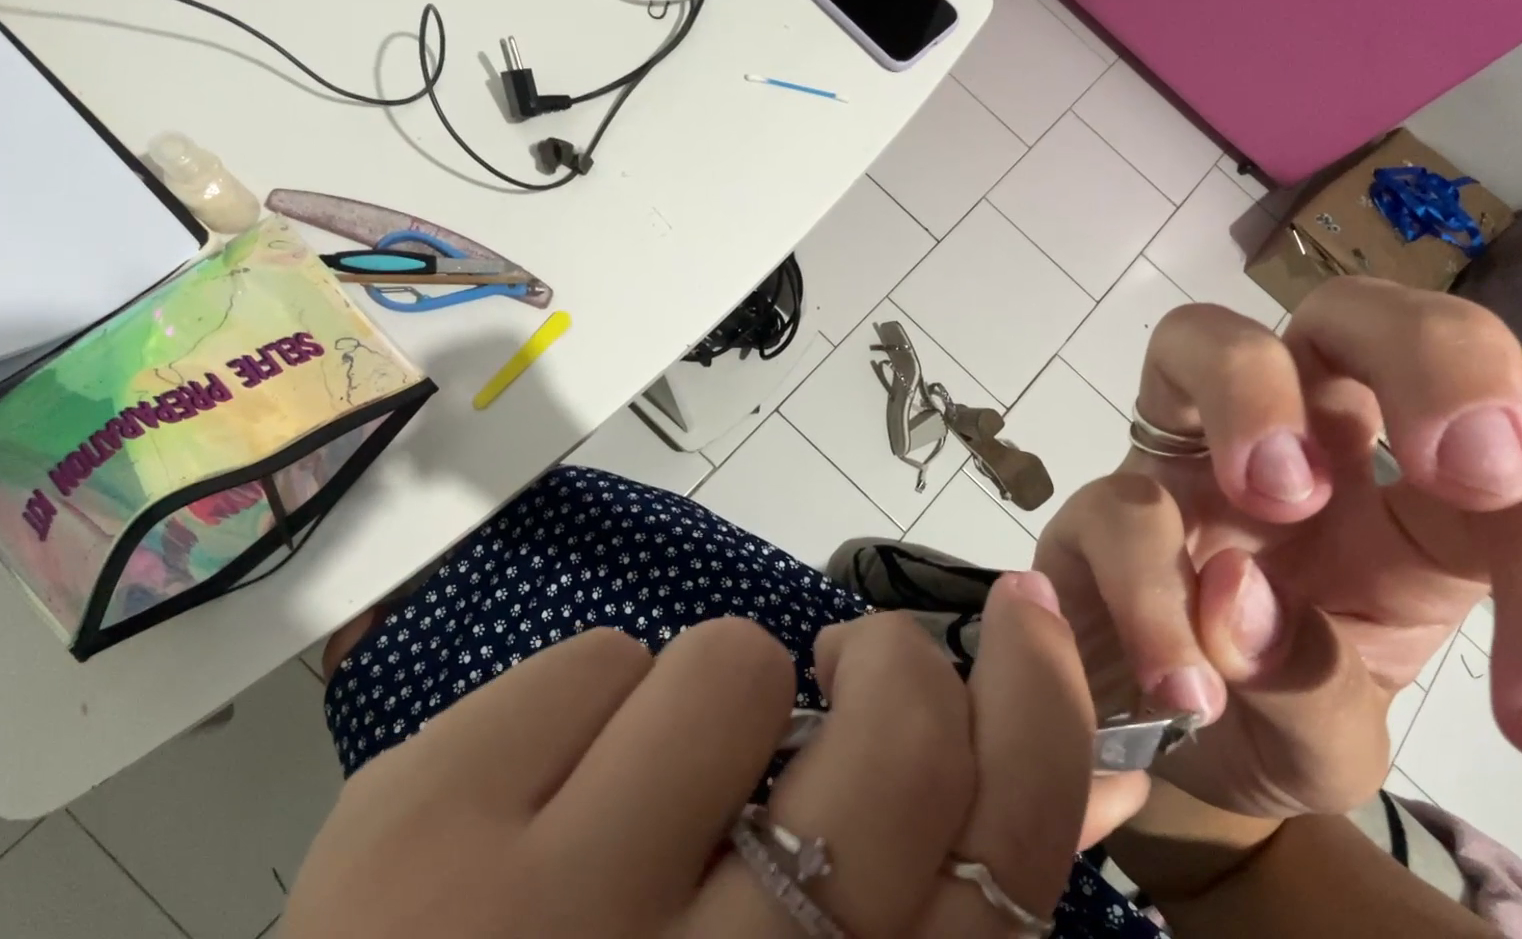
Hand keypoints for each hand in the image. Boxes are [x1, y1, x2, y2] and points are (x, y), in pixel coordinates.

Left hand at [287, 576, 1141, 936]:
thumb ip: (930, 885)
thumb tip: (1089, 768)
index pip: (1005, 848)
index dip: (1040, 707)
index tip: (1024, 617)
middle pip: (893, 742)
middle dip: (890, 660)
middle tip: (853, 659)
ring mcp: (549, 903)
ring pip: (731, 666)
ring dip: (717, 685)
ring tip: (659, 760)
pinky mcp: (432, 816)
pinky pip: (595, 660)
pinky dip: (600, 690)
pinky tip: (549, 776)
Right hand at [1035, 278, 1521, 819]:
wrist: (1143, 750)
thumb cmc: (1261, 733)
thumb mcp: (1331, 751)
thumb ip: (1314, 691)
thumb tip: (1232, 595)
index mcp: (1418, 519)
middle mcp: (1303, 459)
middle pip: (1365, 319)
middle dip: (1439, 361)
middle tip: (1469, 468)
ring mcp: (1183, 469)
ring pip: (1208, 338)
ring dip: (1253, 395)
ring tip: (1275, 498)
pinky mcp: (1098, 509)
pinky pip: (1114, 494)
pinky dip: (1147, 575)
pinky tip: (1177, 679)